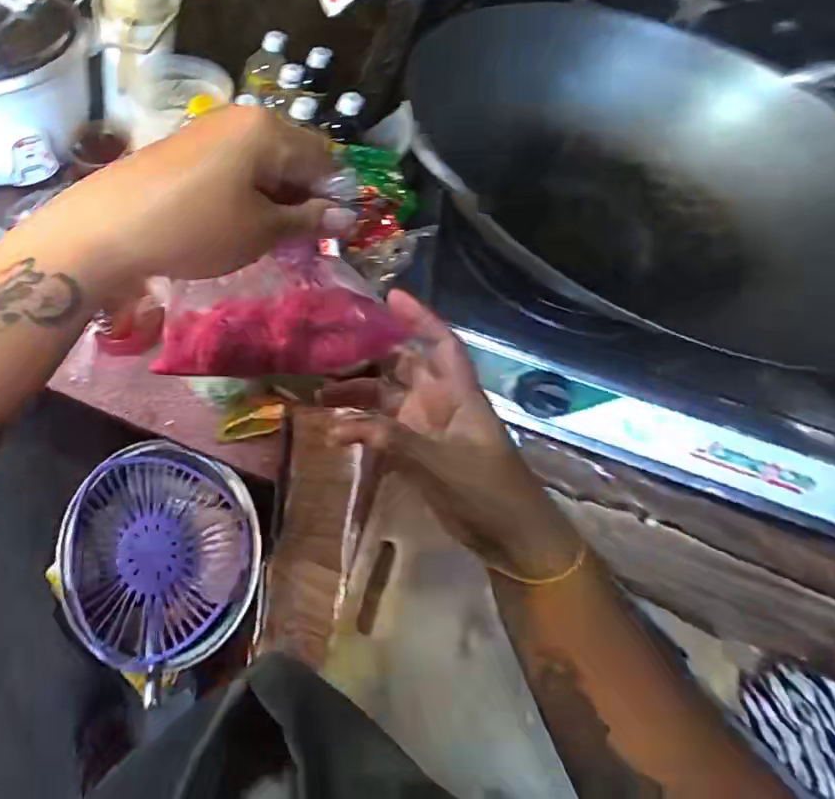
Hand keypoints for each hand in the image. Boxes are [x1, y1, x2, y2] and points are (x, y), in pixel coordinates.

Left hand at [16, 106, 353, 296]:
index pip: (323, 159)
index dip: (332, 198)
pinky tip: (229, 222)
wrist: (106, 228)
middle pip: (291, 155)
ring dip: (271, 197)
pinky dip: (241, 192)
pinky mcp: (183, 147)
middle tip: (294, 239)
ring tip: (261, 235)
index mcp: (268, 128)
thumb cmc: (195, 228)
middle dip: (300, 196)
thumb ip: (307, 220)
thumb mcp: (260, 230)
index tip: (328, 235)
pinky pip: (230, 165)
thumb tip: (345, 216)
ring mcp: (208, 129)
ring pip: (260, 162)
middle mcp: (240, 117)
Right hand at [326, 291, 583, 579]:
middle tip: (329, 352)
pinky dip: (362, 427)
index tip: (388, 297)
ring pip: (387, 397)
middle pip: (402, 366)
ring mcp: (427, 427)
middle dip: (368, 357)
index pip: (440, 343)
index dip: (419, 317)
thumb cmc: (488, 491)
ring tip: (322, 394)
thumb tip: (341, 426)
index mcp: (457, 393)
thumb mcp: (440, 463)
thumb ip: (393, 441)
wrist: (512, 538)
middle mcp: (440, 402)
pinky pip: (383, 428)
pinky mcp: (418, 451)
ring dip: (358, 394)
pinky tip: (336, 431)